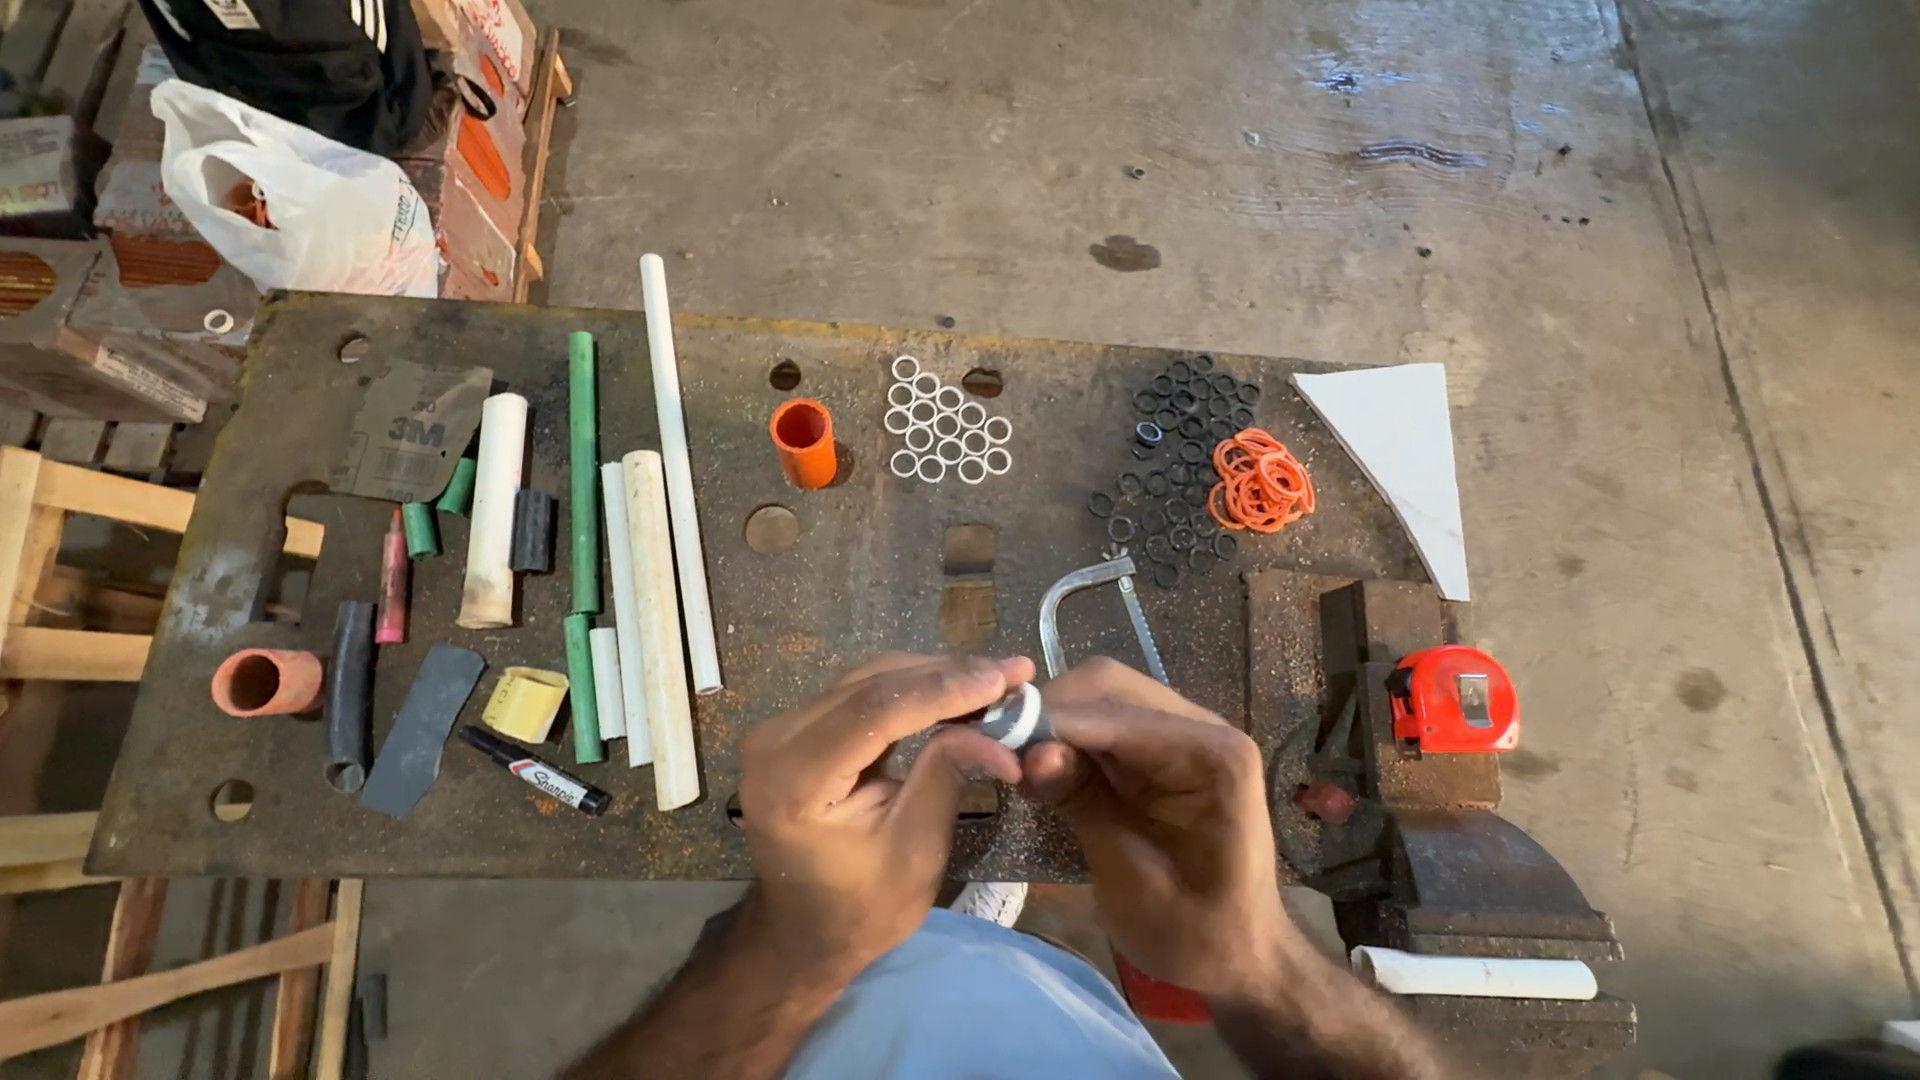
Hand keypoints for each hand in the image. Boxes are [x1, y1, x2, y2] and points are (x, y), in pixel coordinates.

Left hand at [737, 653, 1033, 976]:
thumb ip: (945, 777)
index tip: (1004, 678)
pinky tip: (959, 688)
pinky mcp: (799, 724)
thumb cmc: (859, 909)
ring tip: (997, 678)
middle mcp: (775, 738)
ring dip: (936, 675)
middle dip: (948, 675)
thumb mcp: (914, 851)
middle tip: (1014, 671)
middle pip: (871, 685)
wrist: (802, 931)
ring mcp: (781, 726)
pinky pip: (862, 692)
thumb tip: (997, 732)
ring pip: (870, 678)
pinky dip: (914, 688)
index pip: (874, 711)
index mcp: (792, 780)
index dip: (943, 689)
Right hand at [1021, 657, 1294, 1002]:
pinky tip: (1040, 767)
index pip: (1120, 714)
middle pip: (1109, 686)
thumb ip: (1084, 805)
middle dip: (1051, 710)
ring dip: (1054, 720)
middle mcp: (1202, 727)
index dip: (1056, 721)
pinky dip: (1066, 736)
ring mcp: (1182, 731)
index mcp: (1214, 757)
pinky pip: (1103, 720)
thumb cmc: (1196, 933)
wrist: (1239, 955)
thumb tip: (1030, 753)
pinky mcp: (1160, 746)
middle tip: (1002, 748)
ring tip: (1016, 761)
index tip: (997, 738)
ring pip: (1101, 695)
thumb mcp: (1132, 879)